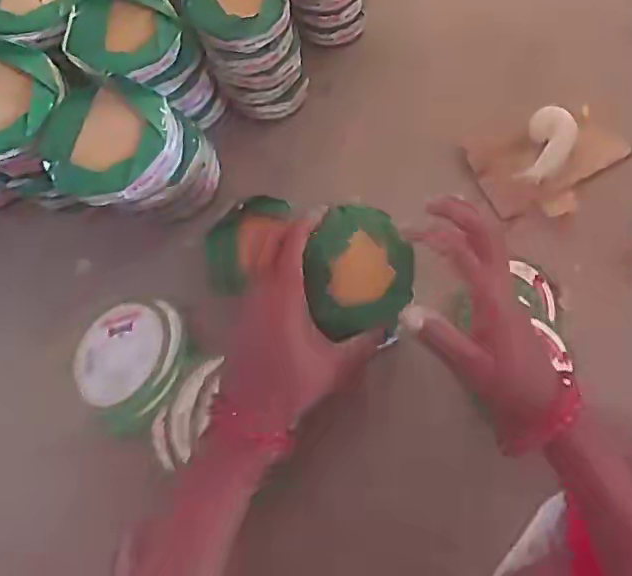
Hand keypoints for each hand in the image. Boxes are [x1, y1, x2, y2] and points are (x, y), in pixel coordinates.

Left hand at [214, 216, 381, 443]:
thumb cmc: (292, 386)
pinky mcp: (241, 313)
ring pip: (260, 256)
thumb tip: (390, 323)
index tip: (324, 212)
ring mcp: (247, 300)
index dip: (307, 223)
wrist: (247, 417)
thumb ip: (365, 343)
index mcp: (284, 295)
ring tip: (303, 242)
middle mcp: (262, 289)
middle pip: (271, 242)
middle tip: (316, 222)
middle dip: (292, 225)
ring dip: (279, 242)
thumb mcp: (336, 366)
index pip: (292, 245)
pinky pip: (256, 273)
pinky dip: (270, 261)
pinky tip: (287, 274)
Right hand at [404, 196, 564, 447]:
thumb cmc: (509, 386)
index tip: (410, 233)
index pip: (464, 254)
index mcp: (492, 298)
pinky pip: (492, 250)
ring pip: (493, 237)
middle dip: (459, 212)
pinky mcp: (507, 291)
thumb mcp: (472, 369)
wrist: (547, 401)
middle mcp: (502, 283)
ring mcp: (508, 285)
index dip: (438, 237)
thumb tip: (406, 311)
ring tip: (440, 210)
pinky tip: (457, 237)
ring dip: (468, 218)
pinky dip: (474, 233)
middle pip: (486, 232)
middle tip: (427, 206)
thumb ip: (440, 338)